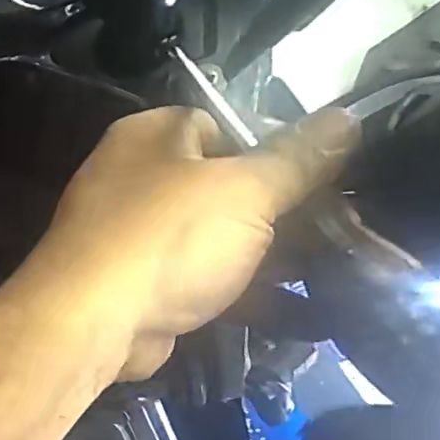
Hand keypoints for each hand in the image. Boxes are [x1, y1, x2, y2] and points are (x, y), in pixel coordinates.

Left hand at [3, 106, 355, 380]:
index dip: (275, 147)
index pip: (224, 124)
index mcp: (152, 135)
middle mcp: (135, 177)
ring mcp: (132, 233)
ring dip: (263, 254)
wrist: (92, 322)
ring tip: (326, 267)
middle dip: (276, 209)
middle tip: (334, 228)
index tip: (323, 175)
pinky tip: (291, 306)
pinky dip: (237, 289)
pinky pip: (198, 276)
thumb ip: (296, 158)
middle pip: (221, 183)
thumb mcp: (244, 190)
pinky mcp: (137, 283)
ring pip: (212, 235)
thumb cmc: (167, 238)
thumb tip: (346, 117)